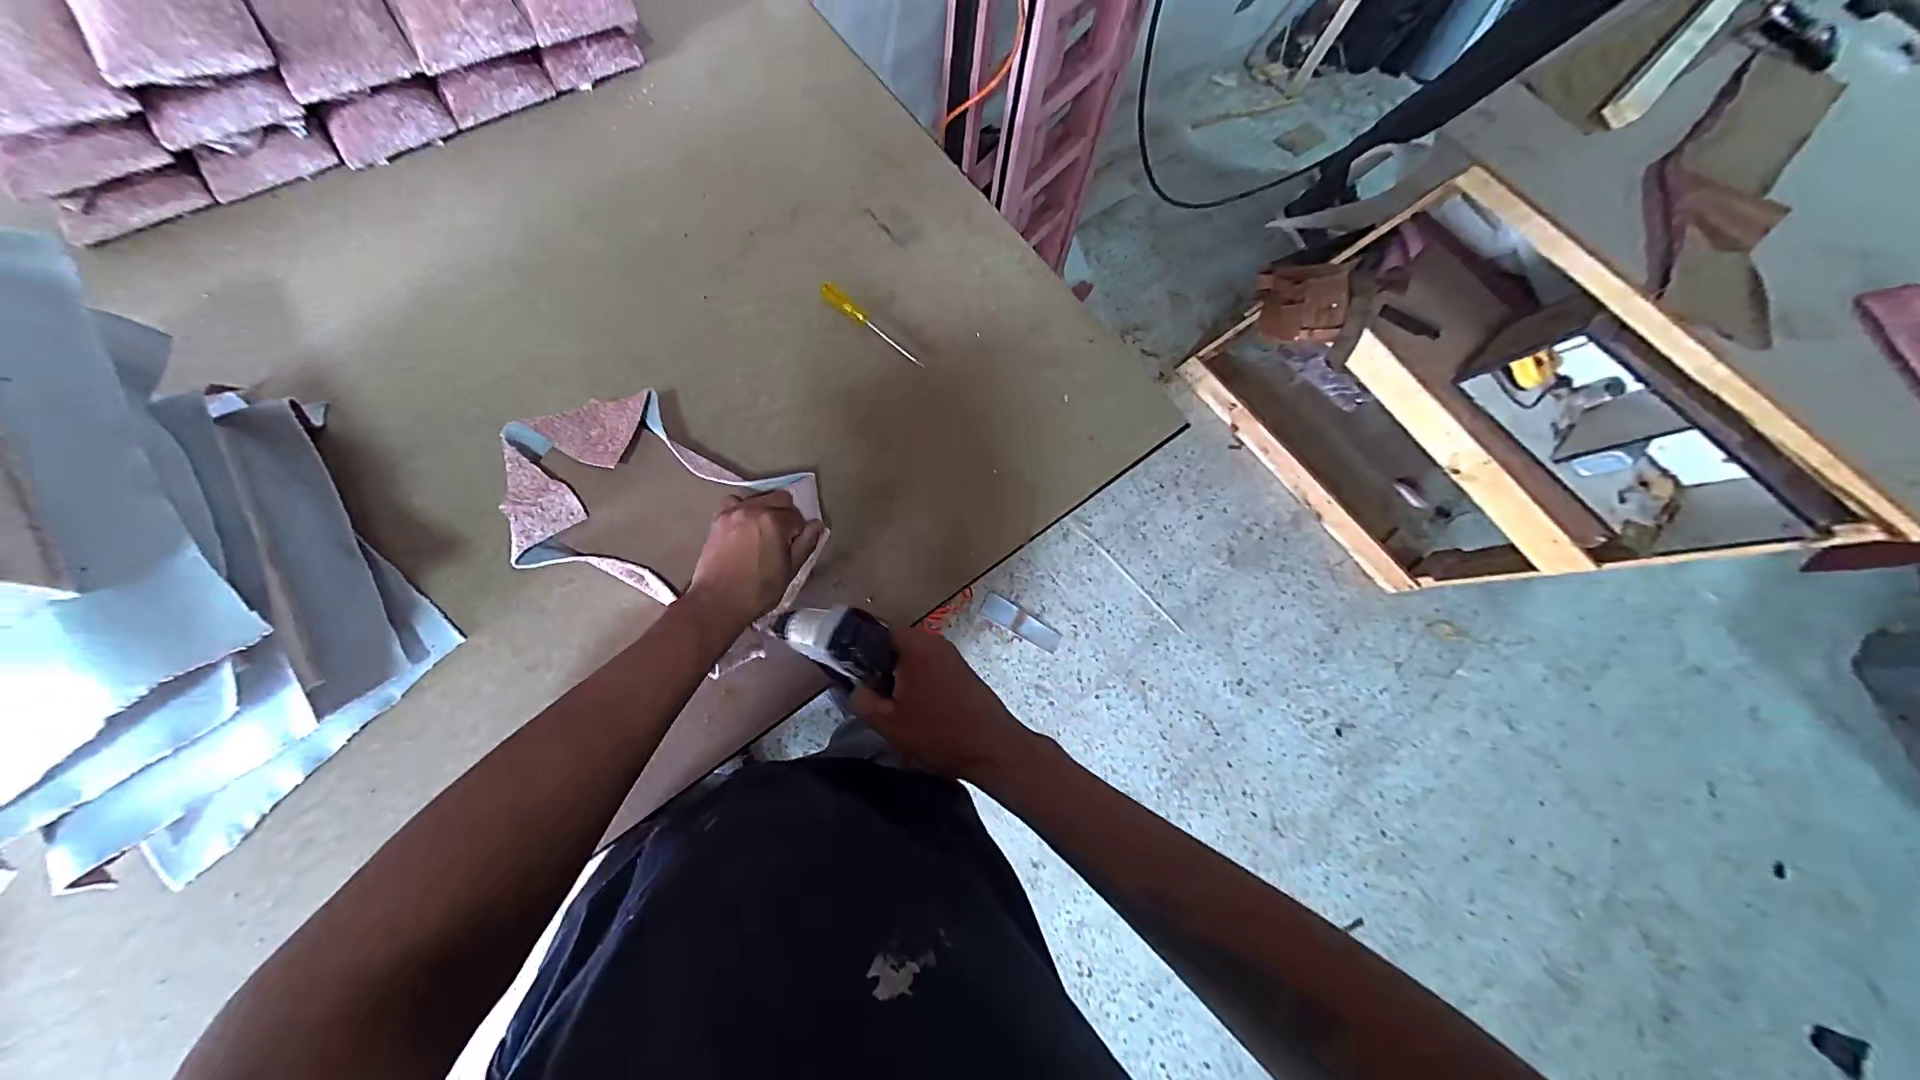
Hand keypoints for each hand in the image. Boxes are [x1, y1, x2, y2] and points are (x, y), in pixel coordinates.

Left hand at [684, 490, 824, 630]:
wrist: (718, 601)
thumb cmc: (759, 590)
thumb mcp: (790, 570)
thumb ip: (806, 544)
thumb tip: (817, 524)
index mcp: (775, 521)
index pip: (798, 517)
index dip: (800, 533)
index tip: (794, 548)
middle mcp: (754, 509)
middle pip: (781, 498)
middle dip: (787, 514)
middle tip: (783, 538)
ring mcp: (733, 512)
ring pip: (759, 497)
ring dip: (766, 509)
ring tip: (763, 531)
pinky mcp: (718, 519)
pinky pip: (735, 502)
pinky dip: (743, 509)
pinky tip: (744, 526)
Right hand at [849, 627, 1046, 784]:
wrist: (992, 749)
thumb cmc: (938, 732)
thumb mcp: (888, 723)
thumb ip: (862, 700)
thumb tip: (856, 688)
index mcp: (916, 645)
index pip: (880, 630)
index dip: (861, 647)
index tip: (851, 668)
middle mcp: (936, 643)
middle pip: (897, 646)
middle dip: (881, 667)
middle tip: (870, 693)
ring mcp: (953, 657)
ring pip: (914, 661)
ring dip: (901, 679)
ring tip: (893, 708)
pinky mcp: (963, 674)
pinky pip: (931, 671)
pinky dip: (920, 685)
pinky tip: (917, 712)